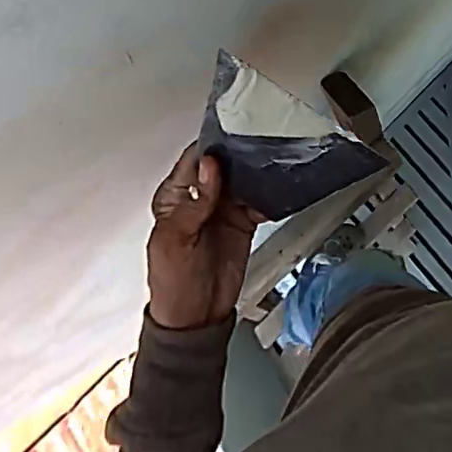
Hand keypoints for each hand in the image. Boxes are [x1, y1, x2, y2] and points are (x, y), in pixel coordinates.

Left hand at [145, 142, 263, 329]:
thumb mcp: (175, 240)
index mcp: (176, 195)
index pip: (194, 159)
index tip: (232, 132)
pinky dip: (268, 194)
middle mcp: (201, 195)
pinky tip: (278, 186)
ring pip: (242, 178)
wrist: (196, 320)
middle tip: (259, 141)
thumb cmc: (172, 282)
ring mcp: (223, 207)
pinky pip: (258, 201)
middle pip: (222, 164)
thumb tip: (209, 165)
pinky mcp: (243, 221)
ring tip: (273, 159)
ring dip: (255, 170)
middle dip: (238, 153)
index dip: (211, 145)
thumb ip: (193, 202)